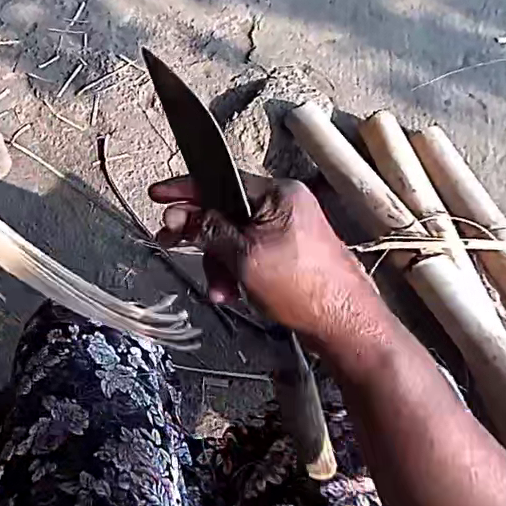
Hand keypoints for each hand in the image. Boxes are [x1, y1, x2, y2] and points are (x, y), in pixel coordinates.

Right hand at [149, 173, 391, 349]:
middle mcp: (285, 205)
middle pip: (225, 211)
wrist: (345, 325)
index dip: (186, 189)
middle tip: (171, 242)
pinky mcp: (289, 251)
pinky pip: (250, 252)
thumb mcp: (245, 256)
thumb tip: (184, 215)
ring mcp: (288, 229)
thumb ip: (211, 231)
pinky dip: (236, 270)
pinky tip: (231, 291)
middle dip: (201, 236)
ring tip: (218, 289)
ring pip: (235, 237)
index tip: (160, 194)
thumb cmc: (305, 288)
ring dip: (218, 263)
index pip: (222, 181)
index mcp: (279, 194)